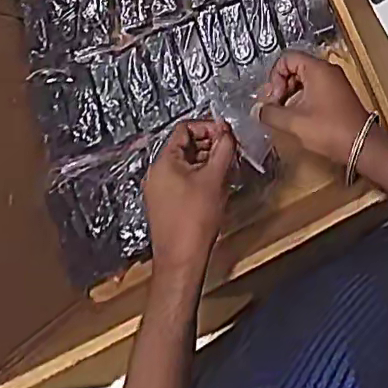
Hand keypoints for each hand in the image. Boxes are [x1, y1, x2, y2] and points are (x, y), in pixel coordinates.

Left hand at [143, 119, 236, 276]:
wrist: (181, 261)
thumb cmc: (196, 217)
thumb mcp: (215, 176)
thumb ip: (223, 147)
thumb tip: (226, 129)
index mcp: (163, 162)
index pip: (185, 128)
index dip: (208, 126)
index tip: (227, 134)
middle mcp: (156, 172)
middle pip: (185, 144)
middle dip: (209, 142)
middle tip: (230, 149)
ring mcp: (159, 189)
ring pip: (186, 161)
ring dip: (207, 158)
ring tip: (227, 165)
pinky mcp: (165, 202)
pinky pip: (183, 177)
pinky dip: (200, 174)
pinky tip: (216, 182)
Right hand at [257, 51, 374, 165]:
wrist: (361, 144)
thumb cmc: (330, 130)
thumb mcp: (294, 122)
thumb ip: (271, 114)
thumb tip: (258, 110)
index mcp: (317, 69)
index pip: (287, 58)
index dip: (275, 76)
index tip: (274, 97)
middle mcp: (327, 69)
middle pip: (295, 66)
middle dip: (281, 85)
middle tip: (276, 106)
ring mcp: (334, 80)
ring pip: (304, 77)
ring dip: (290, 92)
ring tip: (285, 113)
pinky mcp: (338, 92)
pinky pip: (315, 86)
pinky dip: (302, 97)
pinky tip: (298, 116)